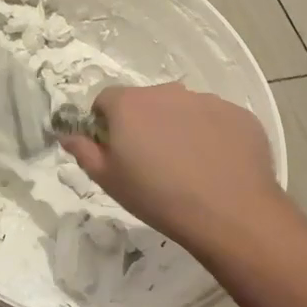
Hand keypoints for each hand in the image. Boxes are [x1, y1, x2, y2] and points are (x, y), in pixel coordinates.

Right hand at [59, 83, 288, 249]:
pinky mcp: (239, 115)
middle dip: (143, 123)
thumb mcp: (107, 180)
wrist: (230, 214)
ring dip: (177, 127)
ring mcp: (207, 101)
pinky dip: (210, 135)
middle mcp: (167, 92)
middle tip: (150, 160)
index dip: (105, 122)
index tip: (114, 148)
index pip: (105, 99)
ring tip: (186, 165)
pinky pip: (215, 120)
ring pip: (181, 109)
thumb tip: (67, 135)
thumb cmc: (157, 197)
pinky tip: (214, 165)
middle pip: (145, 101)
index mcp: (129, 104)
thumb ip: (83, 151)